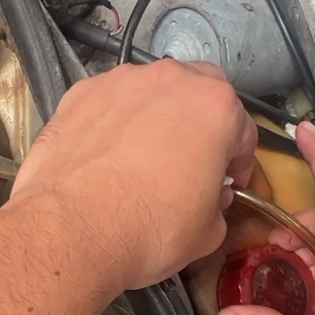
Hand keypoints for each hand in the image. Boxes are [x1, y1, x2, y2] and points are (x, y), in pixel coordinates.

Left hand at [11, 60, 256, 292]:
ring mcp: (121, 82)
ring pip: (151, 94)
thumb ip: (218, 206)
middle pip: (199, 94)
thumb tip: (211, 199)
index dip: (238, 162)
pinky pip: (109, 105)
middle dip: (201, 125)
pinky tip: (106, 160)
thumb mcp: (207, 233)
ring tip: (142, 161)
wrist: (72, 230)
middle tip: (191, 164)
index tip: (228, 183)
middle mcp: (170, 80)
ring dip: (155, 119)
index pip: (242, 130)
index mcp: (215, 108)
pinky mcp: (80, 94)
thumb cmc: (149, 229)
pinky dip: (114, 125)